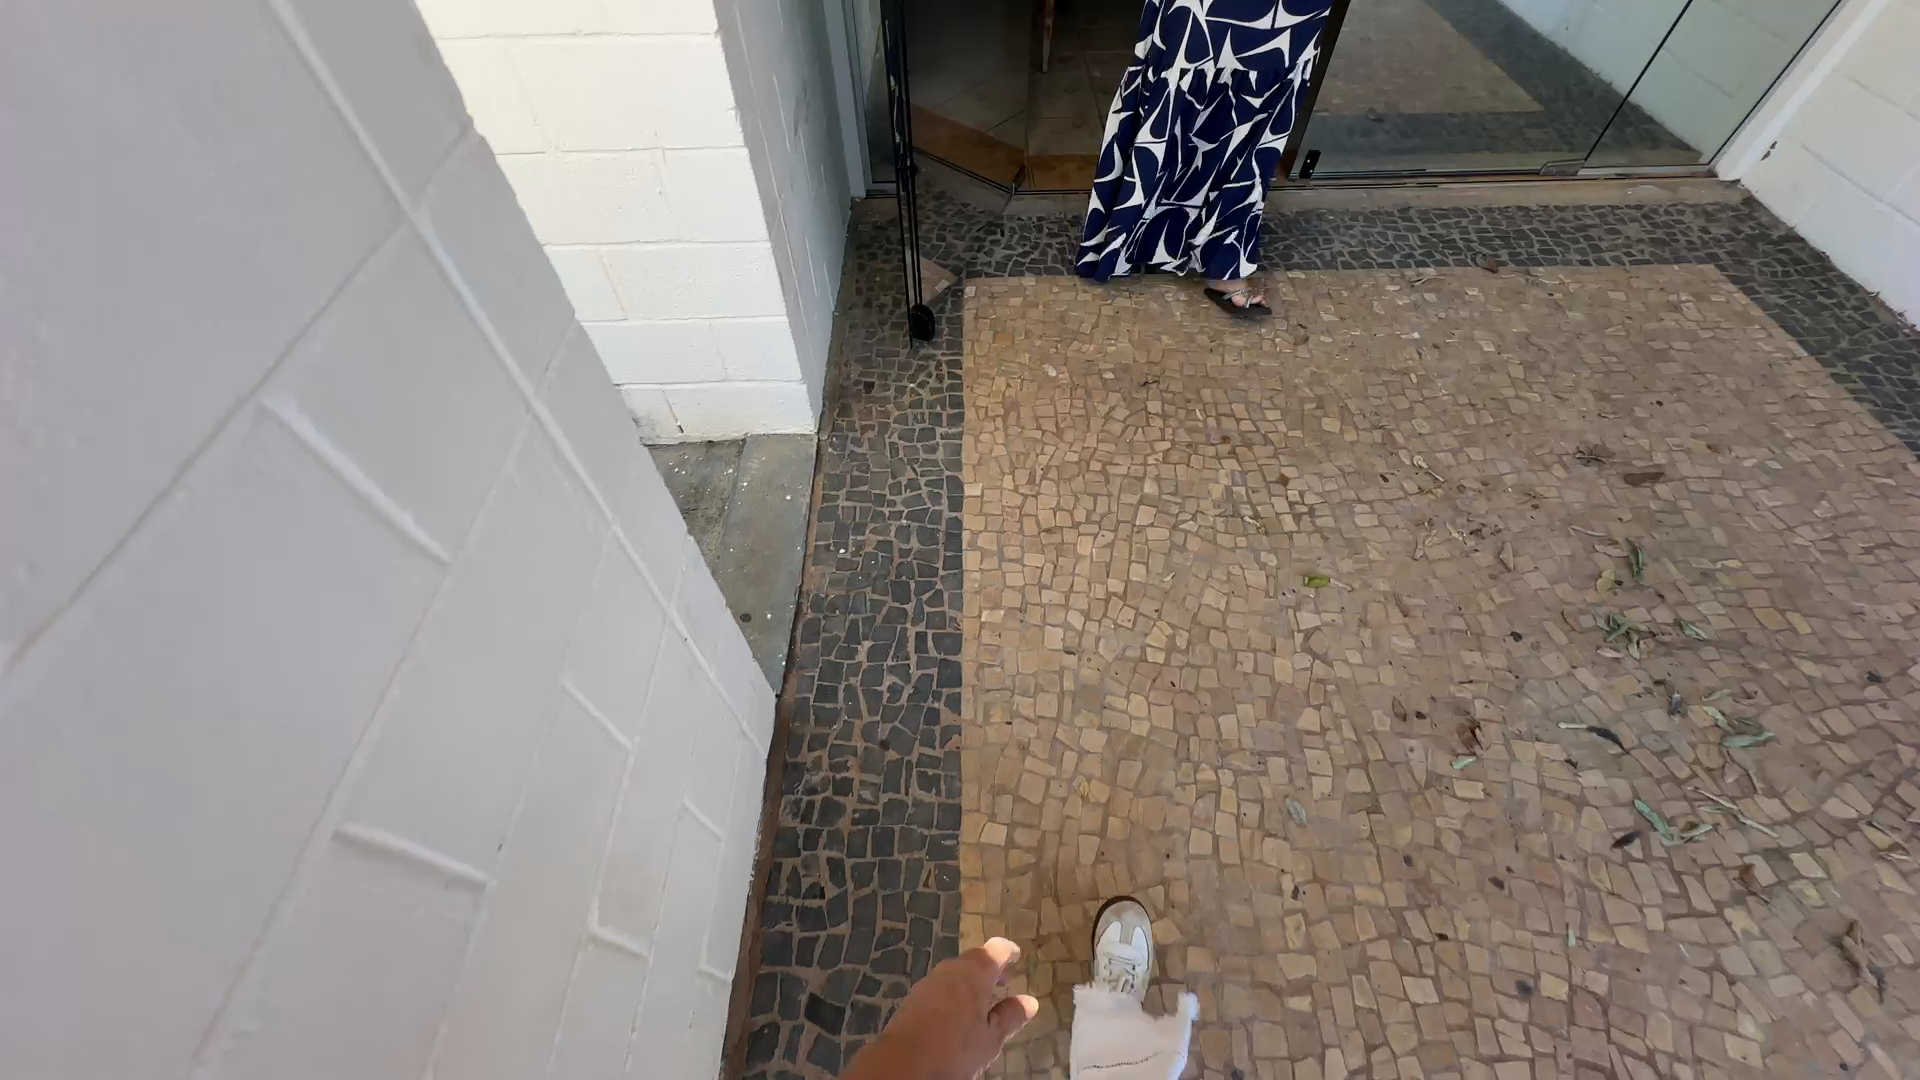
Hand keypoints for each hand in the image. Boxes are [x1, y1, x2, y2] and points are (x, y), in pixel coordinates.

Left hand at [840, 937, 1038, 1079]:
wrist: (903, 1064)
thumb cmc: (955, 1050)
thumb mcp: (990, 1039)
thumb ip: (1010, 1017)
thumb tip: (1030, 1001)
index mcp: (974, 972)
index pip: (996, 950)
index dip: (1008, 952)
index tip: (1017, 956)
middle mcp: (952, 969)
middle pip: (975, 959)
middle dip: (990, 968)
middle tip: (1004, 978)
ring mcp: (931, 981)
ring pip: (957, 973)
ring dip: (972, 981)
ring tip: (984, 998)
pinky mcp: (916, 997)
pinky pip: (942, 986)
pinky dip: (955, 992)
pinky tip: (959, 1011)